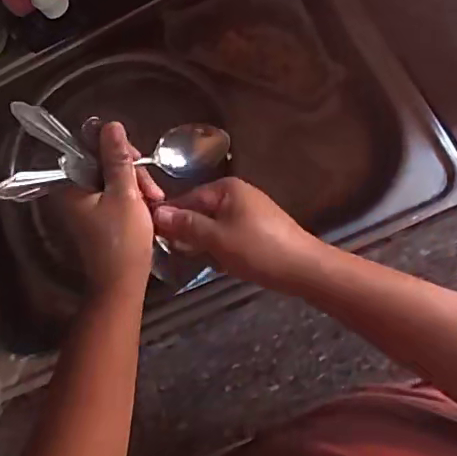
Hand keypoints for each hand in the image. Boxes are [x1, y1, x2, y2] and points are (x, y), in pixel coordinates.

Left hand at [58, 122, 163, 292]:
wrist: (123, 284)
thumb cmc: (122, 240)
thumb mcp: (125, 194)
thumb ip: (118, 159)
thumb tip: (111, 125)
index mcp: (71, 185)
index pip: (90, 149)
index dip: (117, 150)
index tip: (138, 162)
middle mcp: (74, 193)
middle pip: (105, 163)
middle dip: (132, 172)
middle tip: (152, 190)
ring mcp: (88, 205)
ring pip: (116, 179)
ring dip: (138, 185)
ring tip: (155, 202)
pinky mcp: (101, 217)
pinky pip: (118, 195)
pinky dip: (136, 198)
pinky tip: (151, 208)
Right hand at [152, 178, 327, 290]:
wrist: (303, 268)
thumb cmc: (257, 249)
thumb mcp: (216, 238)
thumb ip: (186, 225)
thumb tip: (157, 213)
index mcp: (226, 187)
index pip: (186, 198)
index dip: (169, 218)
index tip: (153, 238)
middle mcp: (238, 193)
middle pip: (200, 210)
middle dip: (187, 232)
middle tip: (174, 254)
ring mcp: (249, 210)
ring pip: (214, 225)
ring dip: (204, 242)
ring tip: (197, 260)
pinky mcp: (258, 228)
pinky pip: (229, 233)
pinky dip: (221, 246)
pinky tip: (219, 263)